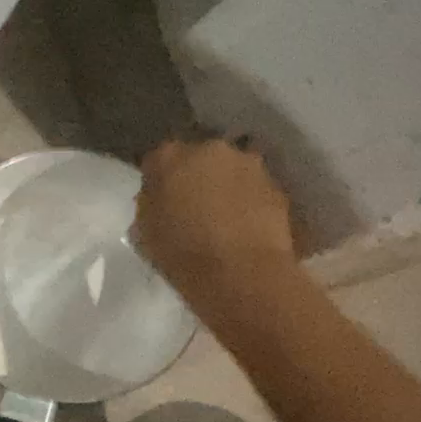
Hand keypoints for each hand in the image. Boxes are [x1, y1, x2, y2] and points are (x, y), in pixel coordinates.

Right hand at [136, 138, 297, 300]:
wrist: (240, 272)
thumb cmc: (180, 252)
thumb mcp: (144, 230)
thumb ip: (150, 203)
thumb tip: (161, 197)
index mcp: (169, 157)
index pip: (157, 159)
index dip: (157, 179)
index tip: (158, 198)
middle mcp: (211, 149)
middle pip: (198, 158)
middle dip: (193, 176)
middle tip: (189, 206)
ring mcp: (249, 165)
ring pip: (229, 171)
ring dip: (223, 186)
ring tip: (220, 218)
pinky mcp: (277, 186)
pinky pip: (253, 189)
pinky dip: (247, 202)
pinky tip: (242, 227)